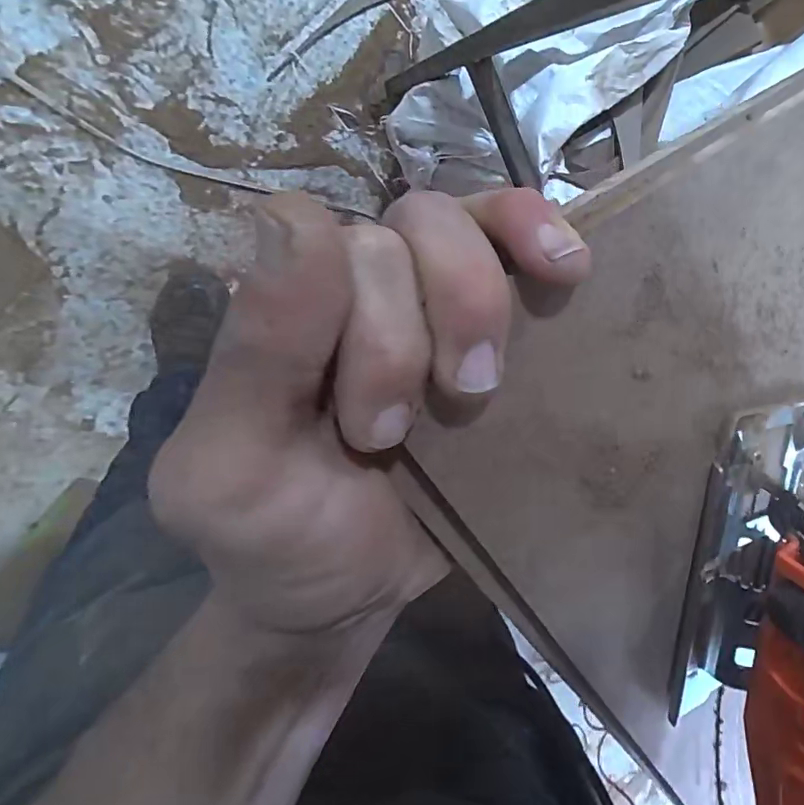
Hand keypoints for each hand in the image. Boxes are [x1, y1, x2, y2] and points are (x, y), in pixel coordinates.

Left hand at [148, 190, 590, 633]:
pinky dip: (544, 237)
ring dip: (487, 298)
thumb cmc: (287, 538)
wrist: (372, 589)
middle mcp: (368, 279)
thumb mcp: (234, 470)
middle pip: (418, 225)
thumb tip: (293, 215)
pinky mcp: (506, 312)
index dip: (373, 319)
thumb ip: (254, 352)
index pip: (341, 241)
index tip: (384, 428)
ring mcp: (442, 290)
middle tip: (440, 414)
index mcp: (293, 303)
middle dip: (436, 323)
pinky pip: (522, 238)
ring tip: (490, 384)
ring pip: (474, 221)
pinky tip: (569, 267)